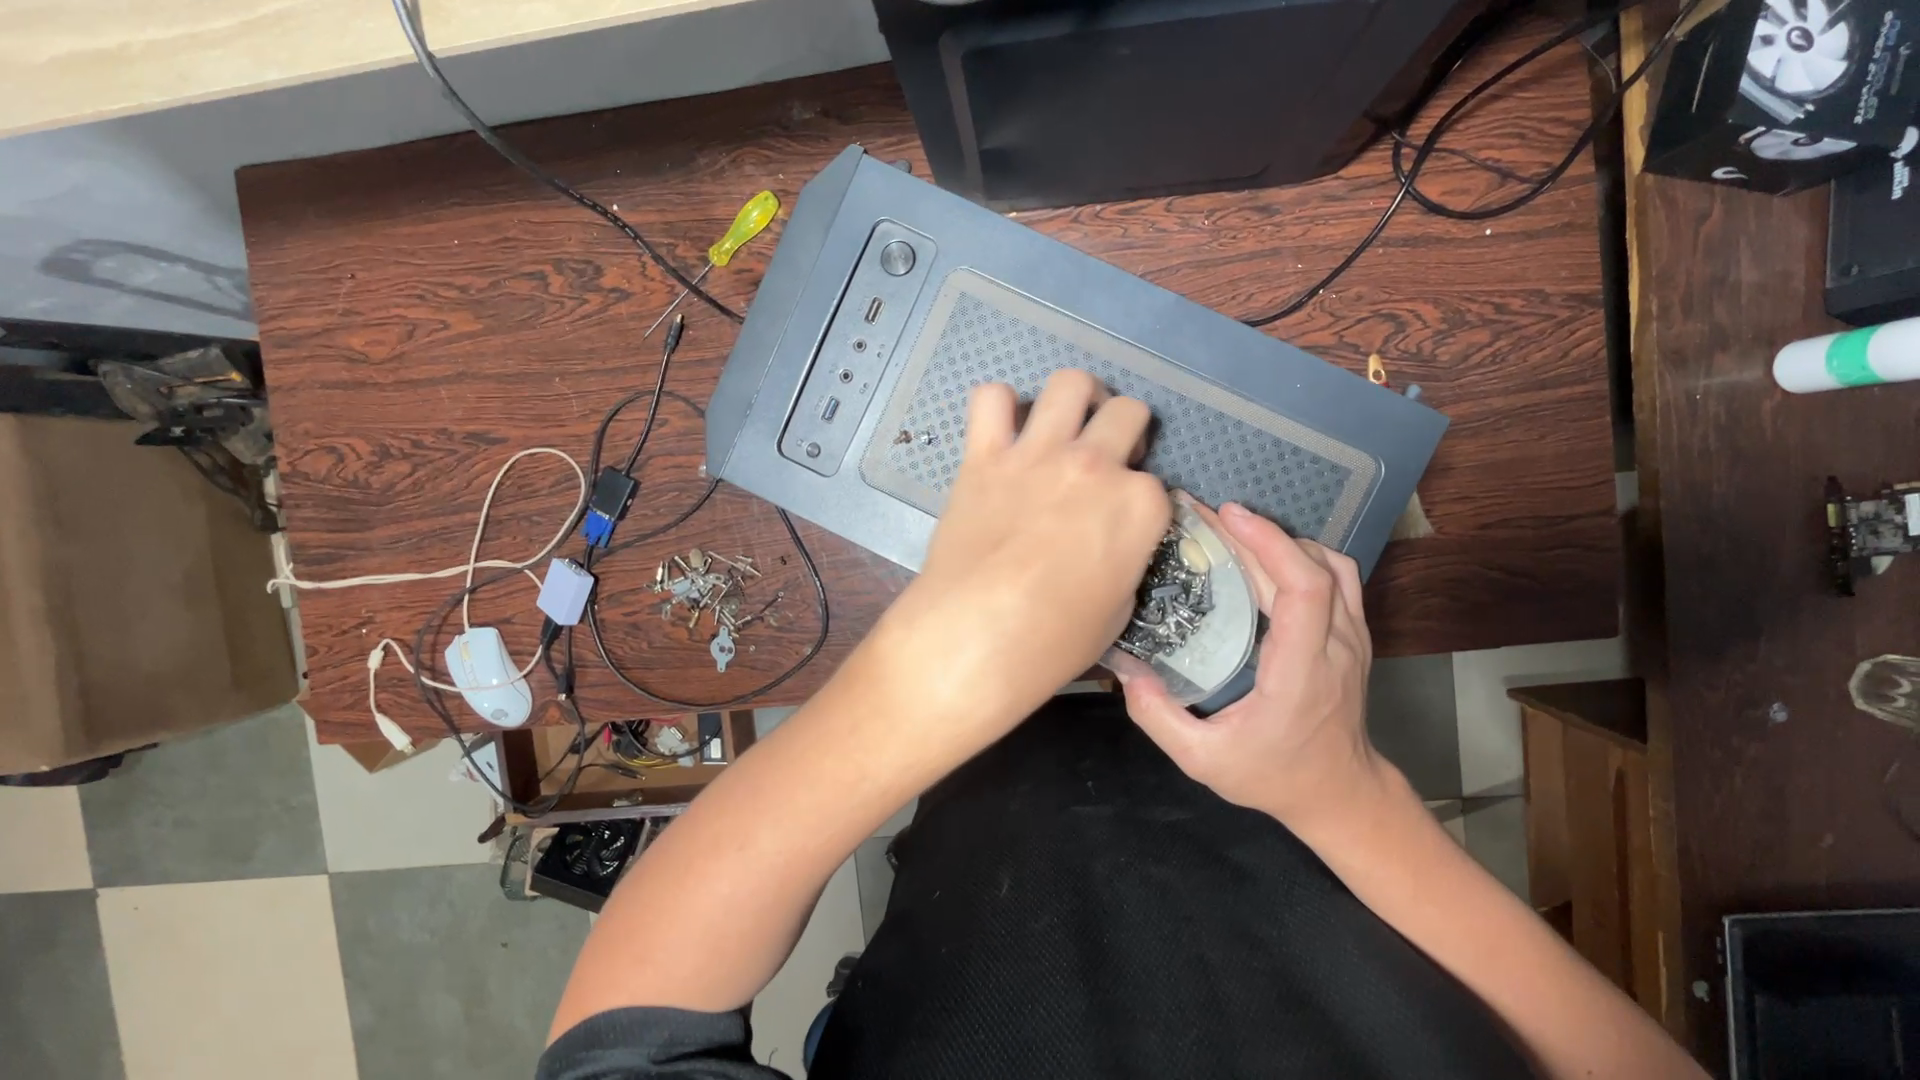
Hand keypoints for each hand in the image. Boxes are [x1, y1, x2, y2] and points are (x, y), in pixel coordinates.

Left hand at [863, 370, 1169, 745]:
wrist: (973, 637)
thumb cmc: (1053, 641)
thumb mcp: (1117, 613)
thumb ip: (1123, 561)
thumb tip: (1112, 549)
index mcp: (1139, 505)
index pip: (1156, 484)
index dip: (1141, 504)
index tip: (1124, 522)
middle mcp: (1095, 465)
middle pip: (1127, 413)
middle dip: (1125, 433)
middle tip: (1106, 460)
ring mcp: (1037, 454)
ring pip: (1069, 384)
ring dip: (1077, 398)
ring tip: (1068, 423)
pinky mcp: (983, 456)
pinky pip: (990, 398)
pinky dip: (998, 406)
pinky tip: (1003, 430)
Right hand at [1122, 501, 1386, 826]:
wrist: (1340, 796)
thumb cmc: (1273, 777)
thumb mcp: (1202, 760)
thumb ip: (1158, 717)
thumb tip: (1123, 669)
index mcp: (1303, 671)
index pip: (1304, 588)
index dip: (1270, 544)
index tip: (1228, 517)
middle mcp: (1337, 647)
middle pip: (1314, 568)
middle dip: (1261, 533)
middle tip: (1210, 515)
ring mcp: (1354, 640)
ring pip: (1335, 567)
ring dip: (1286, 542)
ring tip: (1238, 535)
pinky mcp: (1356, 639)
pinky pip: (1341, 580)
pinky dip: (1305, 558)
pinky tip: (1269, 561)